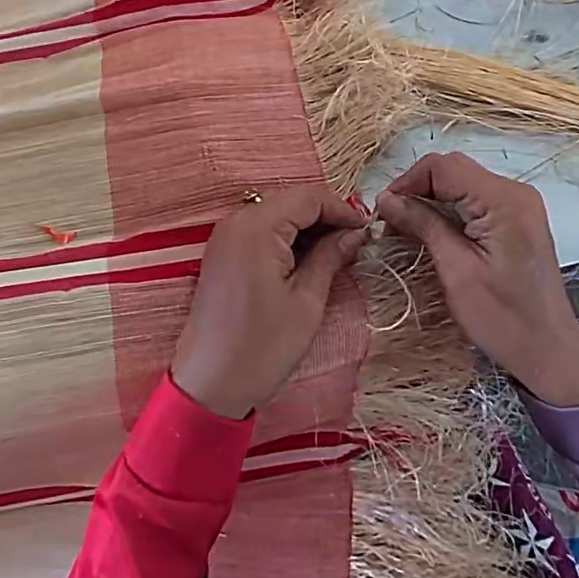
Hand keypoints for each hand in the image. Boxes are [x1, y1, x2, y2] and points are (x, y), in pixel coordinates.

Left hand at [172, 186, 369, 418]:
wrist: (211, 381)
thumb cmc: (264, 344)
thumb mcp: (307, 300)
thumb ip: (330, 257)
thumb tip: (354, 234)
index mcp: (256, 226)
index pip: (307, 196)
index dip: (341, 208)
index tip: (368, 231)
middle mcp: (236, 221)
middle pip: (289, 201)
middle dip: (324, 217)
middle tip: (355, 244)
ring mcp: (224, 236)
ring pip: (274, 214)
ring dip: (306, 228)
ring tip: (336, 255)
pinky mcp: (221, 253)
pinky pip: (258, 231)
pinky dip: (284, 238)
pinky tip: (306, 260)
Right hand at [372, 153, 578, 407]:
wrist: (549, 353)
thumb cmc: (502, 317)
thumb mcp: (456, 269)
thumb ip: (423, 225)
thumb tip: (385, 198)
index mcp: (504, 202)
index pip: (442, 167)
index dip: (405, 182)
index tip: (382, 212)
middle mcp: (514, 193)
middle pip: (450, 169)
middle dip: (414, 189)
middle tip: (390, 222)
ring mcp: (517, 204)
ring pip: (457, 181)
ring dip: (427, 199)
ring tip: (404, 229)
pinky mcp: (513, 218)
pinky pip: (470, 197)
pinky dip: (444, 208)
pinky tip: (429, 232)